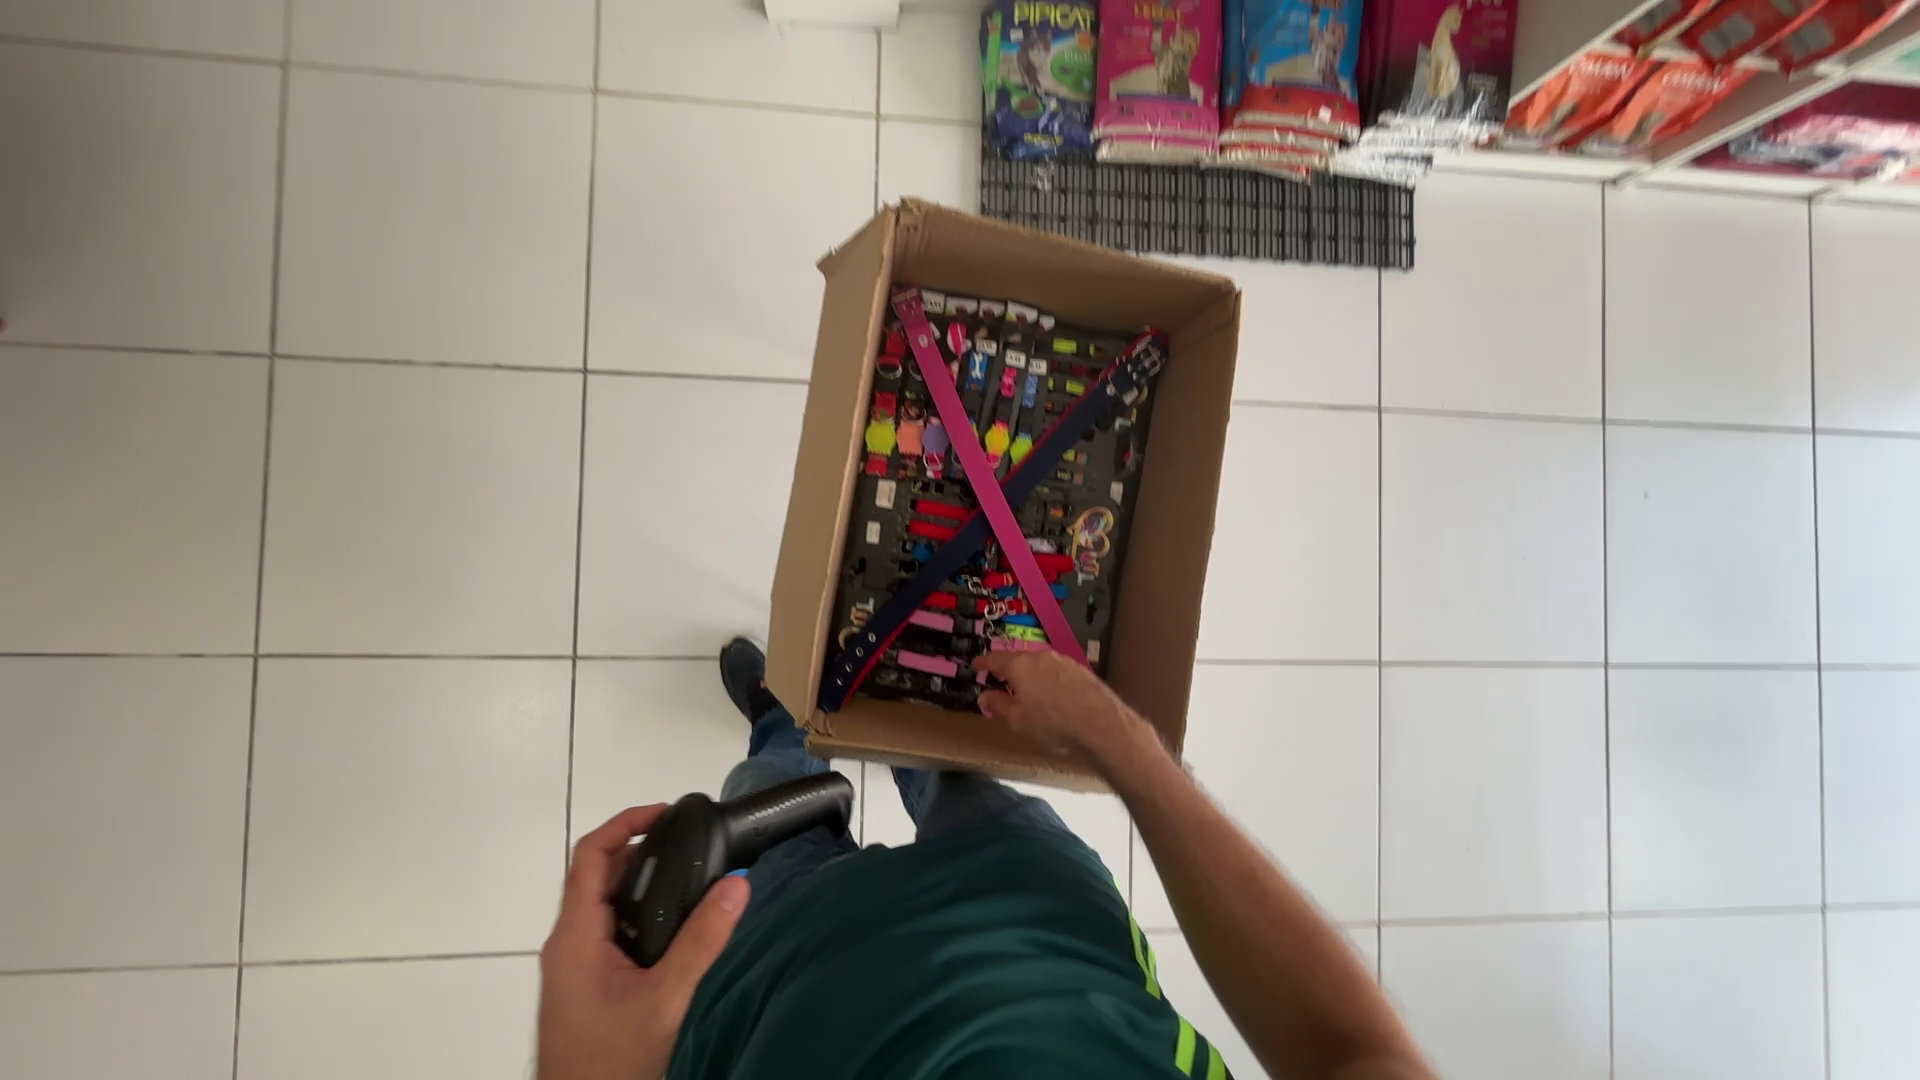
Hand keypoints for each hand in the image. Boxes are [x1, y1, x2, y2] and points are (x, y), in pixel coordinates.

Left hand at [537, 806, 749, 1079]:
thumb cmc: (611, 1061)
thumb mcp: (665, 999)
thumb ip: (702, 940)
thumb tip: (738, 883)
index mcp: (576, 936)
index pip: (590, 855)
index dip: (626, 822)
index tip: (668, 812)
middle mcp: (568, 941)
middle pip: (599, 873)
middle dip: (644, 850)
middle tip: (692, 846)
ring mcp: (573, 963)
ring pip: (605, 902)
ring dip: (643, 880)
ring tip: (691, 877)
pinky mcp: (584, 981)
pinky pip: (609, 926)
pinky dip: (640, 908)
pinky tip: (674, 924)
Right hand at [972, 649, 1150, 761]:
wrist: (1100, 723)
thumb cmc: (1052, 723)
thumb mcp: (1019, 720)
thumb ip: (999, 705)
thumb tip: (984, 696)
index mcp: (1020, 666)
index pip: (995, 659)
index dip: (983, 662)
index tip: (975, 665)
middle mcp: (1041, 657)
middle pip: (1019, 660)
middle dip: (1009, 670)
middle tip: (1001, 680)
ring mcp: (1063, 661)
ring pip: (1040, 665)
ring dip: (1031, 675)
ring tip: (1028, 691)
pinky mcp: (1081, 670)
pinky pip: (1057, 672)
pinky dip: (1049, 680)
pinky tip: (1053, 696)